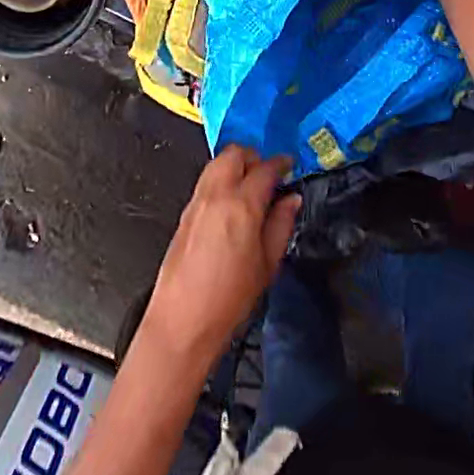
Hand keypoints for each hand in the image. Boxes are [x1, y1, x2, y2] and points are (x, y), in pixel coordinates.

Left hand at [142, 146, 300, 364]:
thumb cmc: (229, 298)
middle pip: (234, 153)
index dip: (281, 162)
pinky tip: (232, 204)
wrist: (182, 321)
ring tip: (251, 186)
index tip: (289, 164)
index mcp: (242, 205)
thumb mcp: (268, 264)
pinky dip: (221, 181)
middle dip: (254, 157)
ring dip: (235, 165)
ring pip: (216, 164)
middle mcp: (216, 195)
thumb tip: (291, 200)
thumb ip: (281, 224)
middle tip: (269, 173)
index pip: (265, 168)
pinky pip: (205, 182)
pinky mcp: (184, 214)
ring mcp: (196, 202)